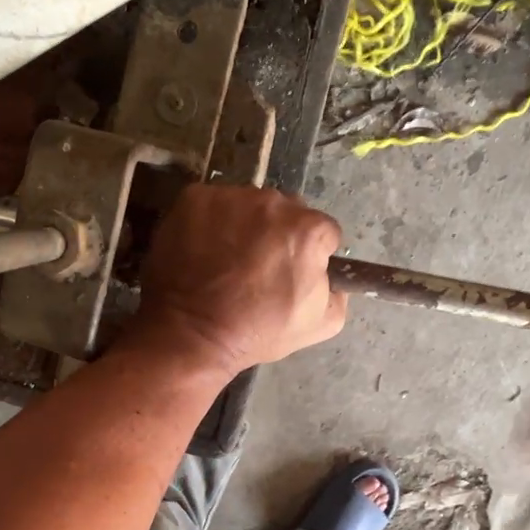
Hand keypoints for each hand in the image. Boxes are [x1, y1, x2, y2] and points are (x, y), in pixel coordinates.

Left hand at [132, 185, 347, 372]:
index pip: (322, 231)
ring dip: (243, 226)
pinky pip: (213, 205)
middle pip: (285, 212)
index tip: (291, 274)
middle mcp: (272, 202)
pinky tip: (203, 251)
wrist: (191, 332)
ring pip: (248, 206)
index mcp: (307, 228)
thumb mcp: (319, 325)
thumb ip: (339, 292)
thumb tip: (330, 275)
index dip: (310, 254)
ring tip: (226, 261)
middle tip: (257, 269)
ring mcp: (230, 197)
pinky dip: (210, 223)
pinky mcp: (194, 198)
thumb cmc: (256, 331)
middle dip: (277, 235)